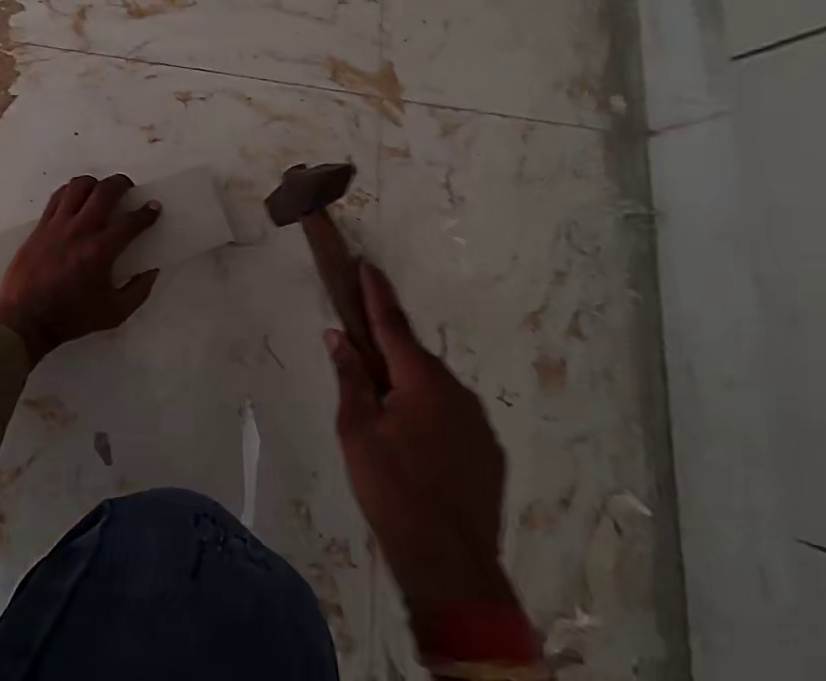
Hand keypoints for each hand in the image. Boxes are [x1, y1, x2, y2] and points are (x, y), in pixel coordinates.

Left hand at [0, 173, 162, 362]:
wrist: (25, 319)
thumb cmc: (71, 317)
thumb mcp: (114, 313)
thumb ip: (138, 291)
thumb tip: (152, 272)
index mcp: (100, 251)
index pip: (130, 222)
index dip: (146, 213)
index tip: (153, 208)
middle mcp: (79, 231)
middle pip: (104, 192)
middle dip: (121, 184)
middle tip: (128, 187)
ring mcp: (57, 226)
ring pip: (77, 187)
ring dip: (94, 183)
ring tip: (100, 189)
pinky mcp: (39, 227)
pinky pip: (56, 198)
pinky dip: (70, 191)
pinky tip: (75, 197)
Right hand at [326, 261, 519, 647]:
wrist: (450, 561)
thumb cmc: (391, 487)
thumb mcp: (356, 430)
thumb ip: (350, 377)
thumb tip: (338, 335)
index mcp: (421, 380)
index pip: (392, 323)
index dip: (376, 292)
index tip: (366, 263)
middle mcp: (456, 390)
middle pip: (413, 356)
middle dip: (386, 347)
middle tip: (358, 349)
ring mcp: (478, 421)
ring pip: (433, 387)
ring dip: (406, 384)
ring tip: (382, 409)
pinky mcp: (488, 449)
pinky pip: (451, 413)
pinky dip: (427, 411)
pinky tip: (412, 440)